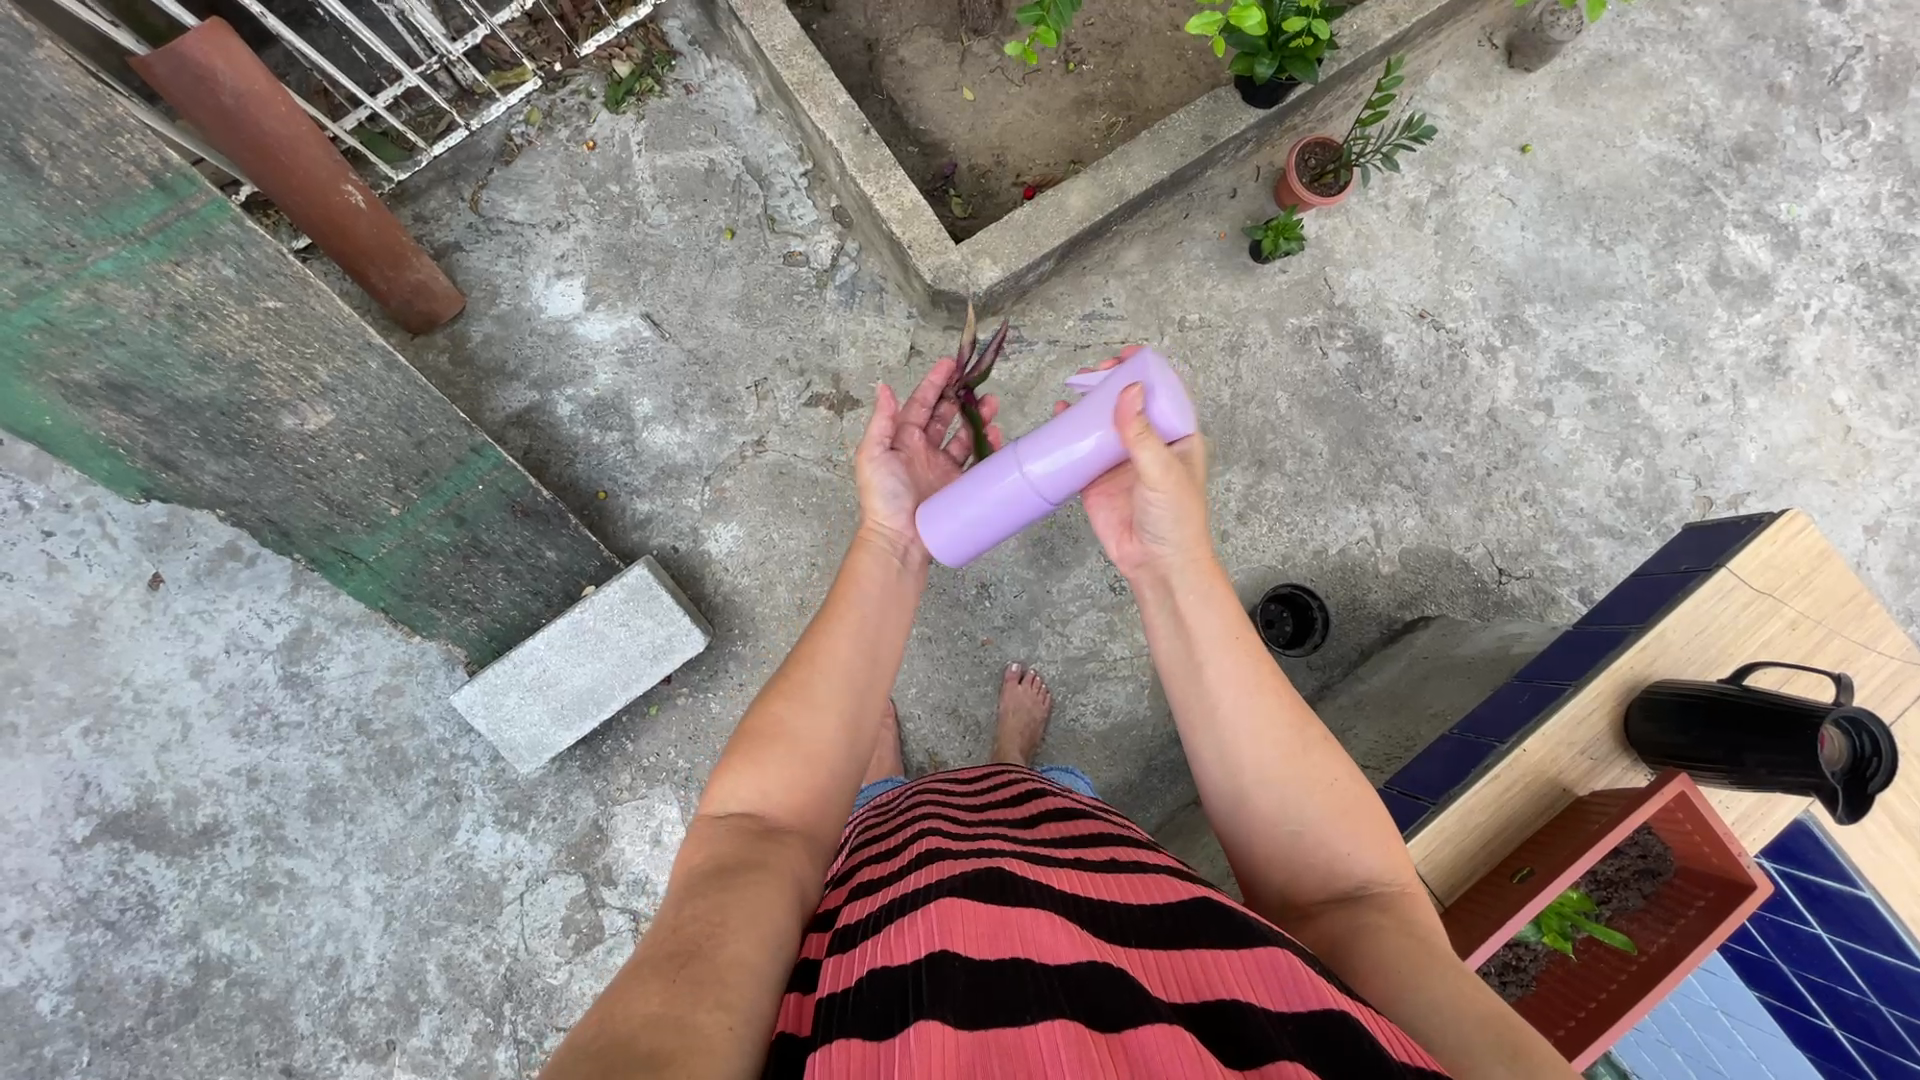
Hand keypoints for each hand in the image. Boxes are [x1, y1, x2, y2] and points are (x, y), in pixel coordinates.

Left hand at [855, 356, 1002, 557]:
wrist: (899, 538)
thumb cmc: (881, 497)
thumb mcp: (872, 454)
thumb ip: (881, 421)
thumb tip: (884, 388)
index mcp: (902, 439)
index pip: (921, 404)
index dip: (935, 383)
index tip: (950, 364)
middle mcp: (924, 450)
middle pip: (946, 417)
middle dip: (962, 399)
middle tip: (979, 387)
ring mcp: (942, 468)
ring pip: (964, 435)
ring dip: (978, 418)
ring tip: (992, 407)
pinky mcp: (958, 485)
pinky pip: (976, 461)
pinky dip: (987, 446)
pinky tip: (994, 435)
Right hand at [1053, 348, 1211, 582]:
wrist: (1156, 565)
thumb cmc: (1175, 520)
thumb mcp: (1162, 472)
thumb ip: (1142, 433)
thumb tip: (1128, 391)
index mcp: (1176, 437)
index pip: (1162, 393)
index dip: (1145, 372)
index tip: (1125, 357)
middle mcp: (1149, 444)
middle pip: (1128, 402)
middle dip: (1111, 383)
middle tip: (1093, 372)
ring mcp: (1120, 461)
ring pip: (1102, 422)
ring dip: (1089, 404)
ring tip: (1074, 386)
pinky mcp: (1096, 479)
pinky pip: (1080, 449)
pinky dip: (1068, 432)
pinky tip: (1058, 417)